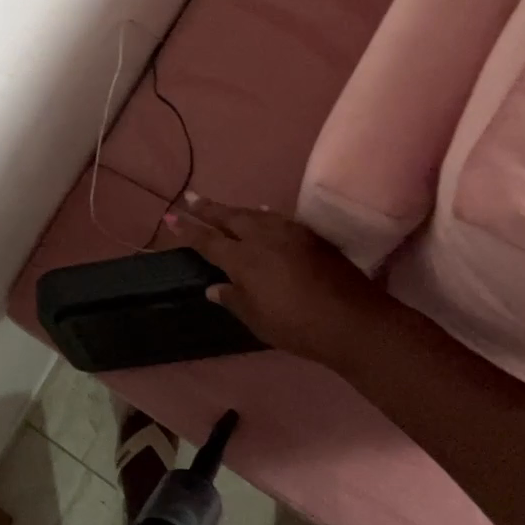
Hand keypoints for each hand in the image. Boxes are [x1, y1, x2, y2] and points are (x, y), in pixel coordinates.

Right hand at [164, 192, 398, 367]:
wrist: (353, 321)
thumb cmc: (297, 327)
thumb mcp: (257, 319)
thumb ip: (233, 299)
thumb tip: (214, 287)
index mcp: (243, 259)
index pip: (207, 240)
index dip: (187, 229)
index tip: (171, 217)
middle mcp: (263, 238)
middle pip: (230, 217)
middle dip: (208, 208)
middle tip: (190, 197)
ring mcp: (290, 233)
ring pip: (255, 214)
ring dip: (236, 210)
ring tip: (224, 207)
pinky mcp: (312, 237)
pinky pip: (278, 218)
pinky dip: (264, 214)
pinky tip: (265, 213)